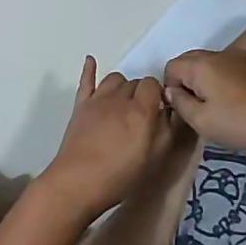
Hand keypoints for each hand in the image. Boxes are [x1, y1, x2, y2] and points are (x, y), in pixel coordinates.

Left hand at [40, 58, 171, 216]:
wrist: (77, 183)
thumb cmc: (120, 176)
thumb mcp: (154, 158)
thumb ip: (166, 130)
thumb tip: (168, 112)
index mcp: (141, 110)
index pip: (153, 84)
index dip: (158, 95)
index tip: (159, 111)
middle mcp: (119, 98)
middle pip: (134, 82)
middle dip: (141, 94)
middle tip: (142, 115)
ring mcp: (97, 100)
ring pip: (114, 79)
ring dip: (122, 87)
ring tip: (124, 104)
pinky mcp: (80, 107)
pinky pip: (85, 81)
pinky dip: (89, 70)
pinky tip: (91, 60)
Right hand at [163, 48, 245, 154]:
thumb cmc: (235, 122)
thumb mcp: (198, 120)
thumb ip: (178, 102)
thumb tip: (172, 91)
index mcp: (200, 64)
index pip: (171, 67)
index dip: (170, 87)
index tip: (182, 107)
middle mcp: (216, 54)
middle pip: (188, 60)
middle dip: (184, 80)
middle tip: (193, 106)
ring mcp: (236, 58)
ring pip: (206, 63)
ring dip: (201, 79)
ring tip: (210, 104)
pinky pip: (223, 66)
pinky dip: (218, 78)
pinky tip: (227, 98)